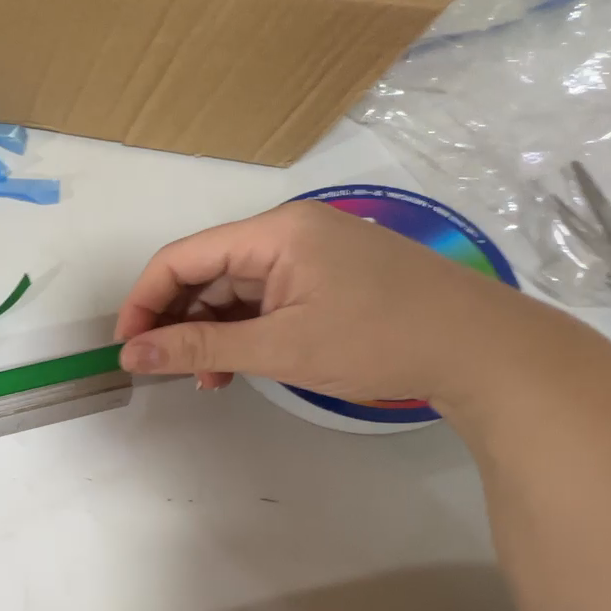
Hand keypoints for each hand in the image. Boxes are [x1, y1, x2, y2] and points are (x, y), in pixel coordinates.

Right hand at [114, 200, 571, 410]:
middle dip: (174, 321)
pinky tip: (234, 367)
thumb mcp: (276, 348)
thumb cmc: (378, 340)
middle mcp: (287, 232)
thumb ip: (196, 349)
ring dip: (205, 334)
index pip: (180, 258)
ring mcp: (308, 253)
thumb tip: (129, 354)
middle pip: (201, 272)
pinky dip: (237, 332)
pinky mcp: (323, 276)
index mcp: (276, 232)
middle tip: (160, 367)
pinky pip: (258, 299)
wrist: (483, 350)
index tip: (127, 348)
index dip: (142, 302)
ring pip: (227, 291)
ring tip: (204, 378)